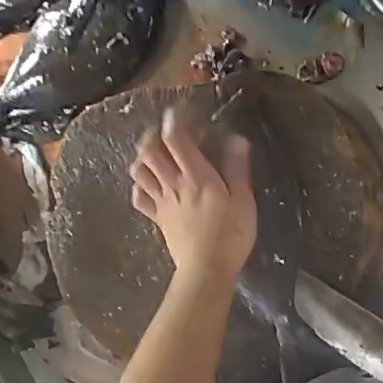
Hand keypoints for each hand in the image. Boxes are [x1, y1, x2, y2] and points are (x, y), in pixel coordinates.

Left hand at [131, 107, 256, 282]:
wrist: (206, 270)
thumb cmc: (230, 236)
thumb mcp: (243, 201)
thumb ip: (237, 168)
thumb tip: (237, 139)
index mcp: (196, 176)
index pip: (176, 139)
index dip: (174, 121)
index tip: (178, 112)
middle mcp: (174, 184)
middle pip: (150, 151)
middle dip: (153, 136)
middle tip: (163, 132)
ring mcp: (162, 202)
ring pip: (140, 172)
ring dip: (142, 158)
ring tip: (152, 155)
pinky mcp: (158, 219)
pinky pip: (140, 199)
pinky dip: (139, 187)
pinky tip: (146, 185)